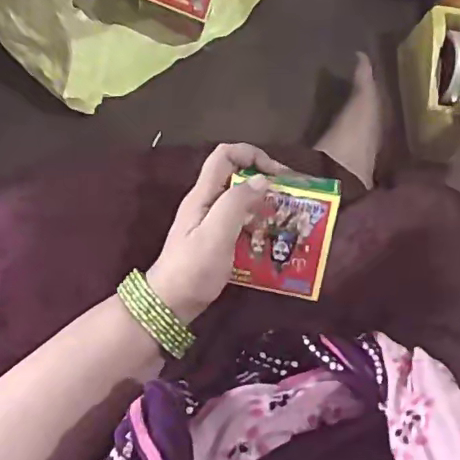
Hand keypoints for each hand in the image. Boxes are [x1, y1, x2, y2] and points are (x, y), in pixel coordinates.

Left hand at [146, 143, 293, 319]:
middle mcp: (206, 203)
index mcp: (203, 195)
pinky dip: (258, 225)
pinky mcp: (216, 241)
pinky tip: (272, 239)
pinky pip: (241, 223)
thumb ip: (236, 204)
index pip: (225, 155)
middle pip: (236, 176)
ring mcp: (210, 222)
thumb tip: (263, 180)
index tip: (277, 174)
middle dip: (264, 181)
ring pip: (240, 200)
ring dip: (264, 204)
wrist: (170, 304)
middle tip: (289, 198)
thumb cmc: (192, 269)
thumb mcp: (215, 234)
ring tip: (287, 219)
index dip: (252, 155)